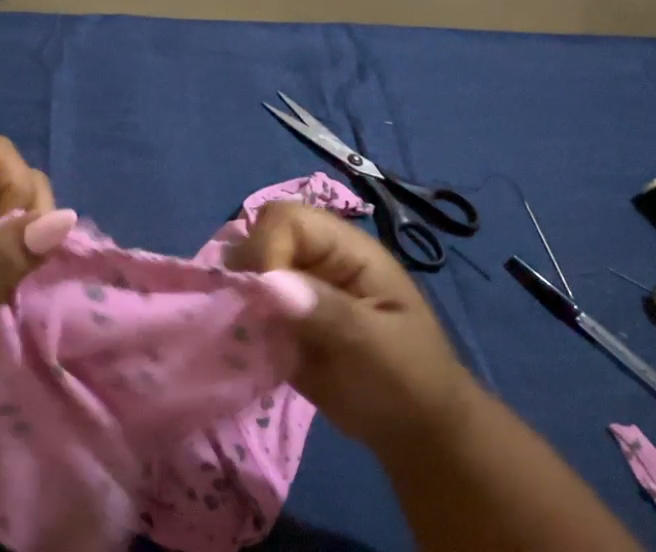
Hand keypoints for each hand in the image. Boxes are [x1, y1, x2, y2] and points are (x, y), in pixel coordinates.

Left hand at [0, 137, 76, 422]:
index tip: (17, 237)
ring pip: (17, 207)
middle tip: (23, 264)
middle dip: (29, 213)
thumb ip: (8, 254)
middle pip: (11, 176)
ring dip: (29, 239)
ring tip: (19, 279)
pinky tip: (19, 284)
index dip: (16, 187)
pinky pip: (12, 237)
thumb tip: (67, 217)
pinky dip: (24, 256)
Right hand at [226, 201, 475, 446]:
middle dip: (246, 275)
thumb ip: (327, 311)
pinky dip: (238, 325)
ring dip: (238, 301)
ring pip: (244, 272)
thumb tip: (269, 282)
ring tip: (249, 336)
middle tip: (252, 317)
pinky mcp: (280, 322)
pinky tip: (248, 350)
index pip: (286, 219)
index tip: (265, 296)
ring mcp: (294, 291)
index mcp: (346, 250)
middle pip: (256, 238)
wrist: (417, 434)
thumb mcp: (378, 346)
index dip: (266, 248)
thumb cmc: (410, 381)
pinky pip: (244, 308)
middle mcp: (314, 261)